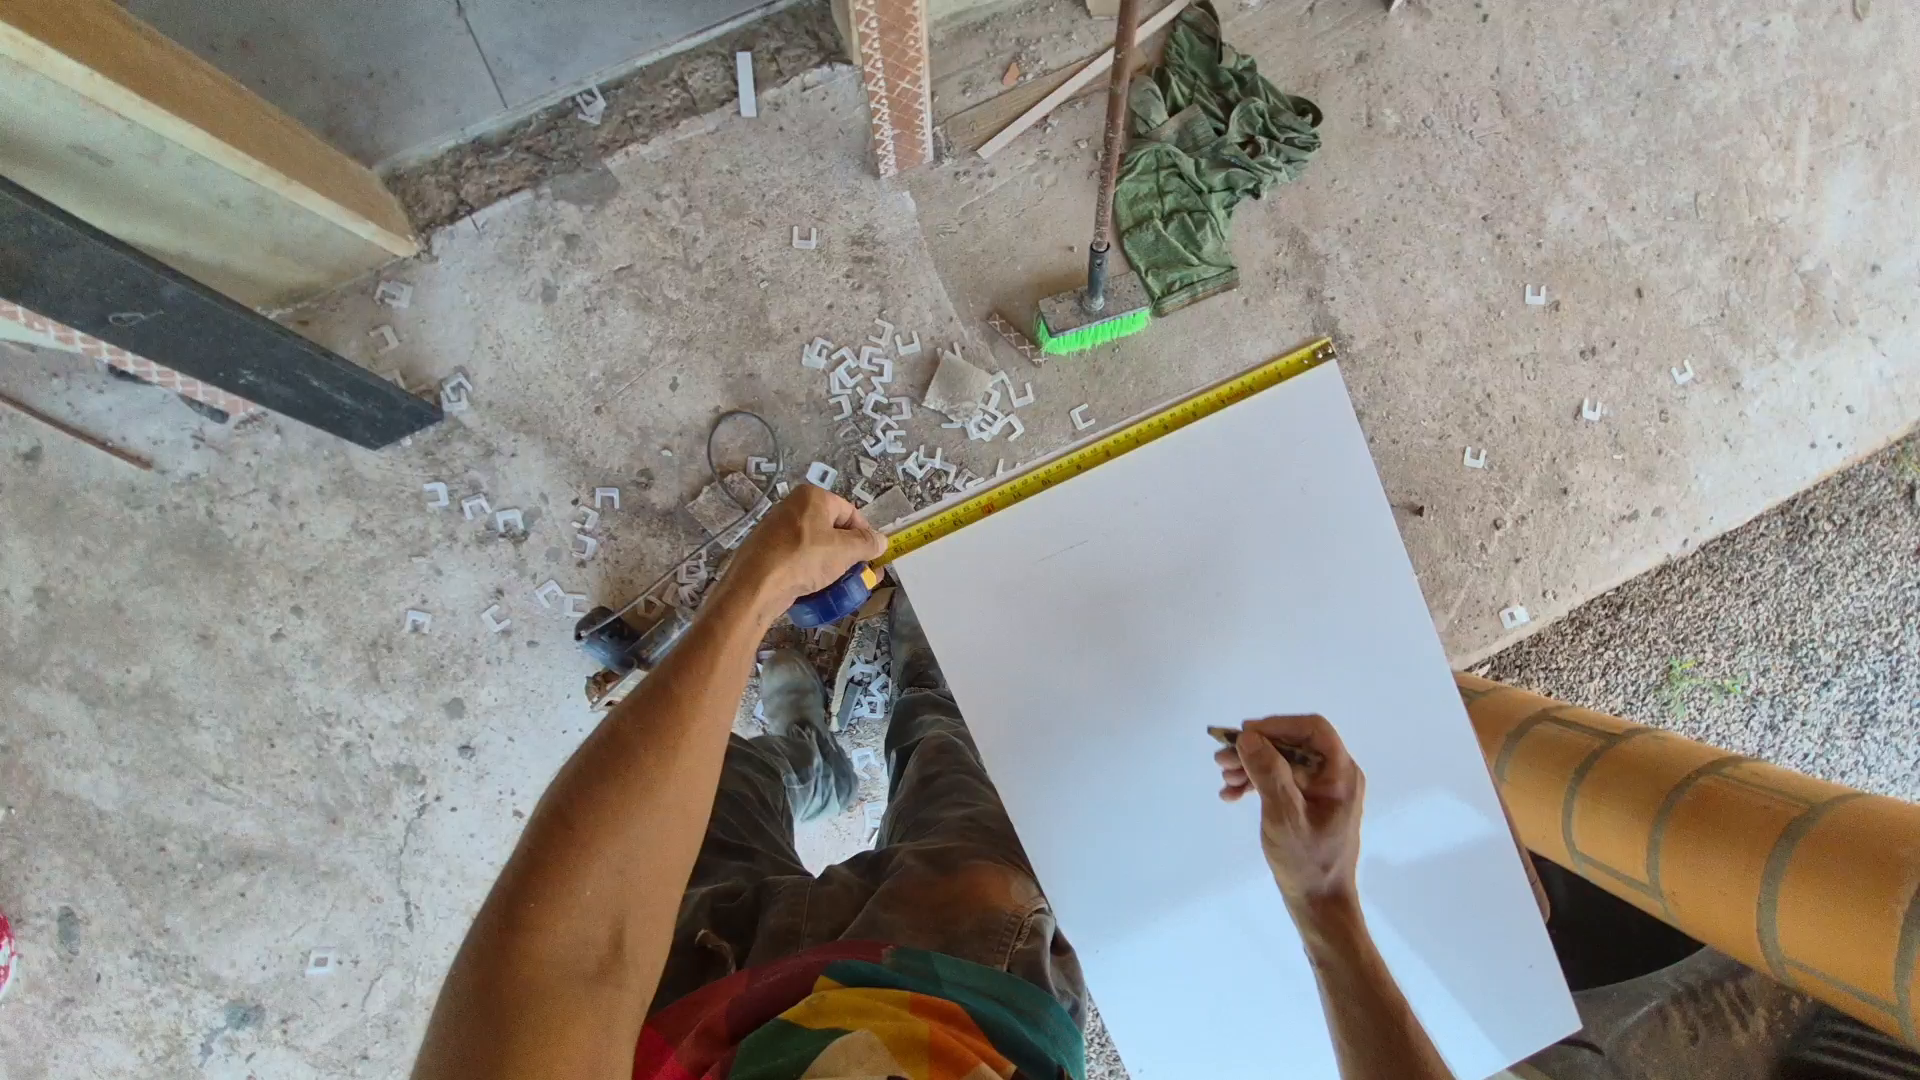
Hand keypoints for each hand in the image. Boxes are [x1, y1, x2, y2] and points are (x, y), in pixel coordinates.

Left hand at [717, 484, 885, 619]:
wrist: (755, 585)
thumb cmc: (804, 559)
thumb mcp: (844, 551)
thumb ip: (867, 544)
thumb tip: (881, 541)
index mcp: (812, 496)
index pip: (850, 512)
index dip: (865, 535)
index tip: (872, 556)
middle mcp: (793, 506)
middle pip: (832, 529)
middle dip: (848, 552)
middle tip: (858, 572)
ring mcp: (777, 528)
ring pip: (816, 545)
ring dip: (832, 563)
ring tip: (839, 583)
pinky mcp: (767, 550)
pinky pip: (798, 557)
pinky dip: (811, 569)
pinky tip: (816, 586)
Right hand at [1215, 714, 1364, 909]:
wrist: (1319, 904)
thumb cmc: (1307, 861)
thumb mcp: (1284, 815)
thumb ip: (1268, 773)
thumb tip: (1248, 738)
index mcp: (1340, 775)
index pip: (1313, 729)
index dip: (1277, 725)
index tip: (1245, 735)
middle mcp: (1334, 776)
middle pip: (1291, 744)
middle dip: (1254, 749)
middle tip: (1221, 759)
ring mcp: (1321, 789)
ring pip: (1281, 760)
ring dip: (1250, 765)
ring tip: (1223, 778)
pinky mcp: (1308, 802)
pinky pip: (1279, 779)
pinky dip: (1255, 782)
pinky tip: (1231, 794)